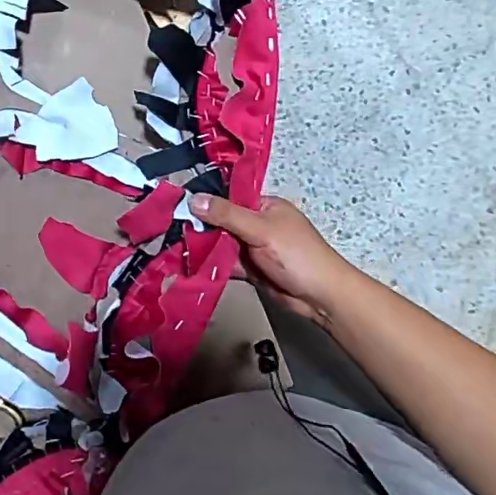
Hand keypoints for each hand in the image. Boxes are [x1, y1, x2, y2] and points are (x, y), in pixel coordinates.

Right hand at [188, 194, 361, 324]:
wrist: (320, 297)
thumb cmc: (297, 256)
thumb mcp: (260, 229)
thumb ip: (227, 214)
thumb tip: (195, 199)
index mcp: (265, 206)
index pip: (230, 197)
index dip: (207, 202)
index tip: (181, 206)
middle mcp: (258, 224)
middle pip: (223, 221)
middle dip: (203, 227)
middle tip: (174, 230)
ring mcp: (254, 247)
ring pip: (223, 243)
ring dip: (205, 247)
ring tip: (177, 248)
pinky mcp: (251, 268)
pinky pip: (227, 263)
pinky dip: (213, 265)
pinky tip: (192, 265)